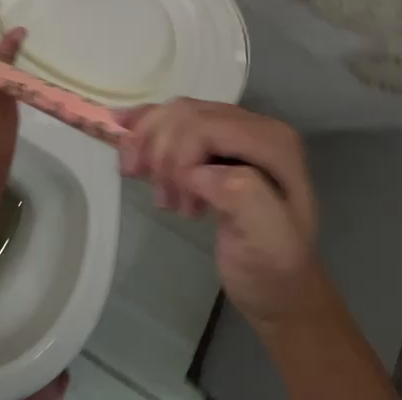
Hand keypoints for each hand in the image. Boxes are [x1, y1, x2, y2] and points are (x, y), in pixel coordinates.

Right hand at [116, 100, 318, 322]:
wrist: (277, 287)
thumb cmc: (272, 269)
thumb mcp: (269, 243)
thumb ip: (245, 199)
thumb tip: (200, 172)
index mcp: (273, 142)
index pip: (207, 126)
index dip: (177, 156)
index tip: (175, 203)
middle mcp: (255, 125)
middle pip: (186, 115)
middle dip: (161, 154)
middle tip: (163, 202)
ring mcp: (234, 130)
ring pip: (175, 114)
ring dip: (149, 145)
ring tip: (154, 188)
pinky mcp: (215, 139)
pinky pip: (174, 119)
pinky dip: (146, 124)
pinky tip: (124, 130)